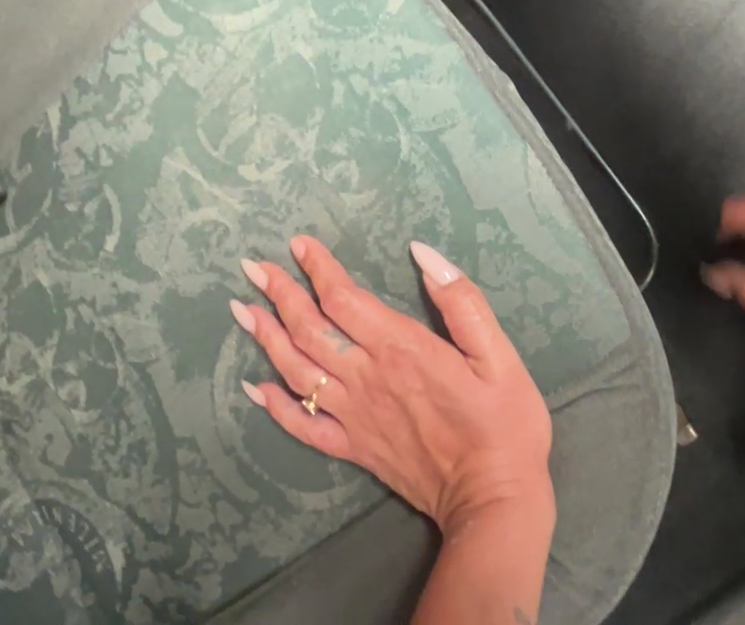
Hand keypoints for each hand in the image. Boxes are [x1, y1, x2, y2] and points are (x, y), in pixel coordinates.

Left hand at [231, 235, 554, 532]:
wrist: (492, 499)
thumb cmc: (503, 422)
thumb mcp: (498, 354)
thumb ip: (462, 300)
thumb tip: (422, 252)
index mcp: (401, 348)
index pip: (344, 299)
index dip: (318, 268)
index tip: (299, 244)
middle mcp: (366, 378)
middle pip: (310, 329)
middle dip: (279, 294)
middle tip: (253, 267)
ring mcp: (353, 417)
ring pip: (296, 371)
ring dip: (266, 338)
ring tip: (241, 310)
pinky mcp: (352, 448)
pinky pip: (302, 426)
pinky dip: (274, 406)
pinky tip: (252, 388)